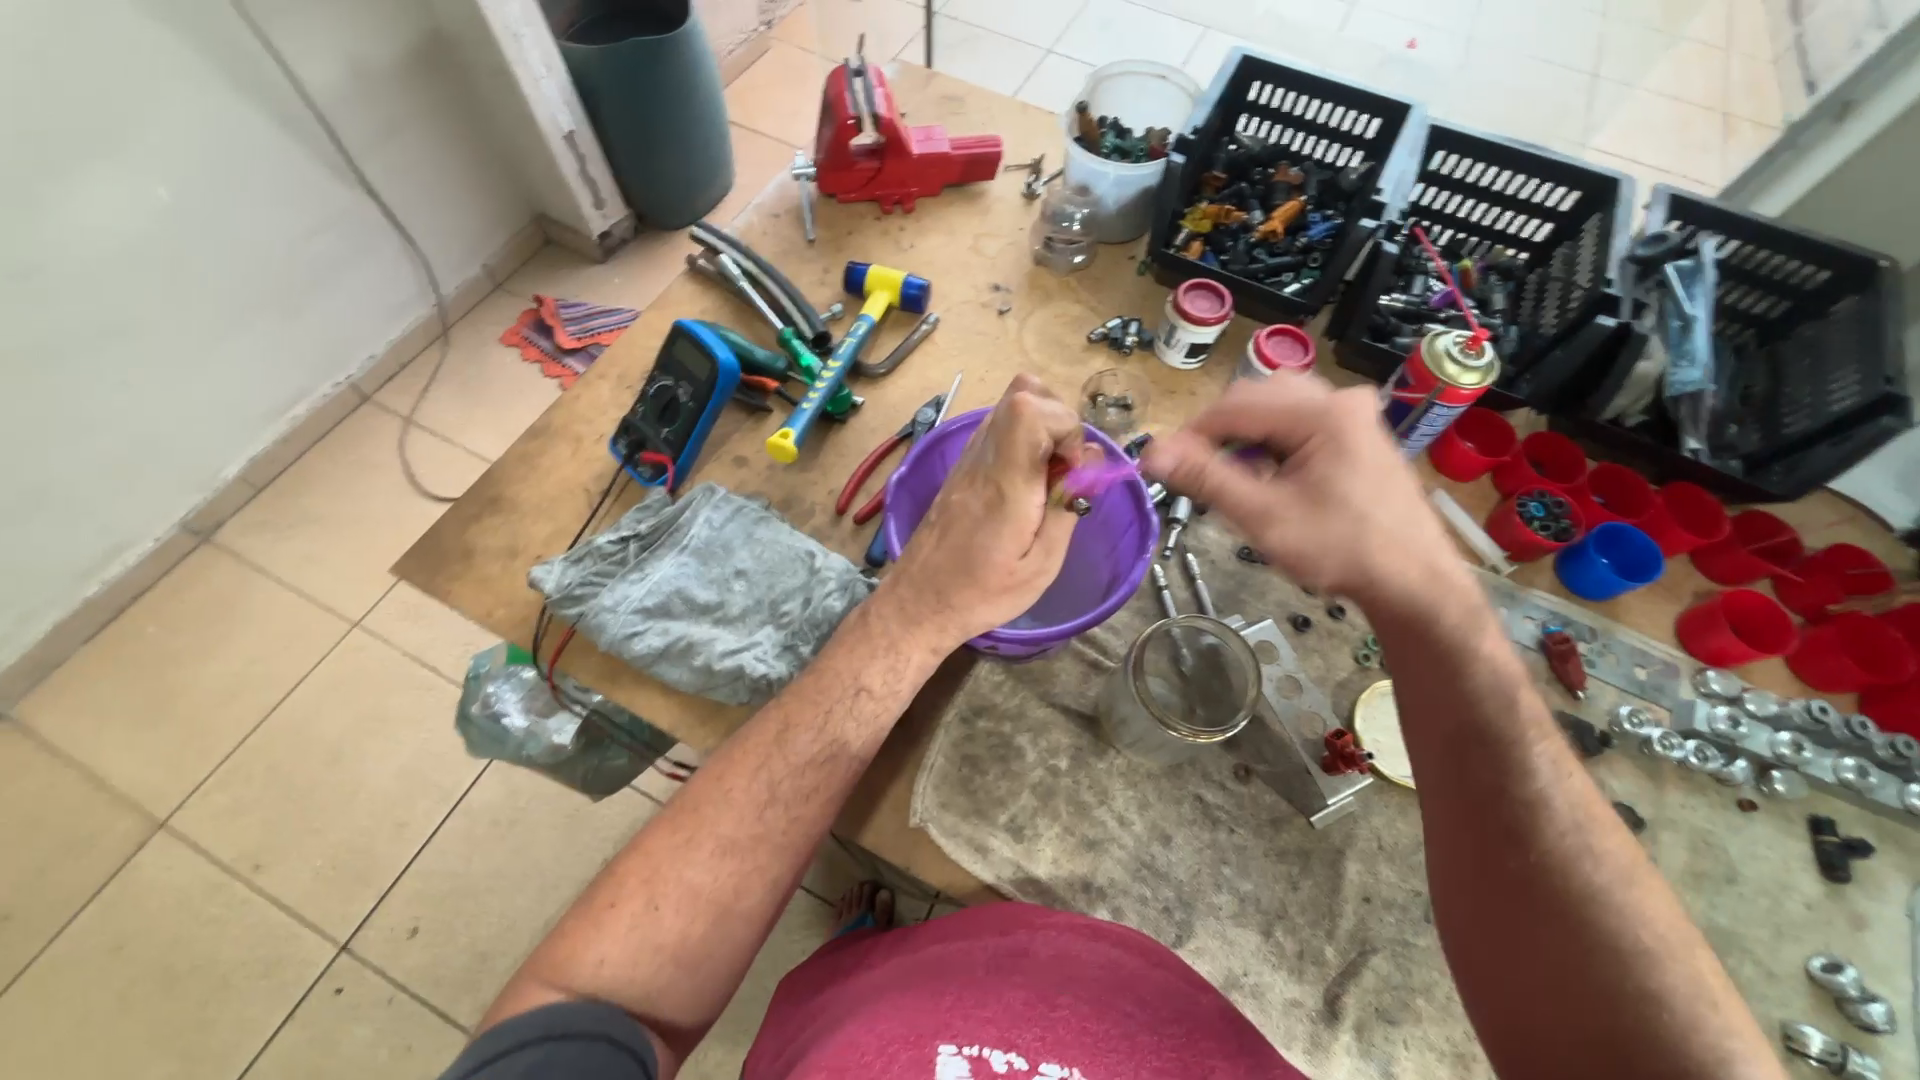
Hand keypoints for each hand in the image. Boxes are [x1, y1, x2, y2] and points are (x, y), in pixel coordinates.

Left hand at [876, 374, 1084, 648]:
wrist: (919, 602)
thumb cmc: (982, 593)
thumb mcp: (1042, 565)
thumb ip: (1067, 507)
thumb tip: (1087, 463)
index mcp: (1005, 481)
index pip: (1030, 407)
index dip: (1066, 426)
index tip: (1072, 470)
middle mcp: (983, 457)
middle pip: (1023, 392)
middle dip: (1060, 421)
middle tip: (1064, 469)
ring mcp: (968, 458)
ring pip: (1010, 405)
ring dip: (1043, 430)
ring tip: (1048, 477)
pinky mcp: (962, 467)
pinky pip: (999, 429)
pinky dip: (1024, 442)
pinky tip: (1027, 485)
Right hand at [1141, 374, 1463, 614]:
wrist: (1414, 581)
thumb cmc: (1340, 550)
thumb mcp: (1264, 517)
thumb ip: (1206, 478)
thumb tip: (1153, 453)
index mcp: (1320, 412)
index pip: (1233, 406)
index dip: (1190, 434)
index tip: (1162, 466)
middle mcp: (1340, 399)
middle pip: (1256, 397)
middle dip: (1217, 432)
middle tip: (1194, 474)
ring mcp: (1354, 415)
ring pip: (1277, 406)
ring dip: (1244, 434)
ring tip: (1229, 475)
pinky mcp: (1359, 433)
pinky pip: (1300, 420)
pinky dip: (1272, 439)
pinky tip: (1266, 474)